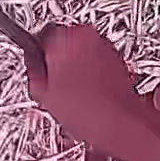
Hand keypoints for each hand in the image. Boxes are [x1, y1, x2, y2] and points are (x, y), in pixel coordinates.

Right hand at [26, 24, 159, 160]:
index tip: (36, 68)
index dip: (37, 55)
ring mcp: (106, 46)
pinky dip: (89, 72)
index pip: (41, 35)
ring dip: (73, 66)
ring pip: (79, 51)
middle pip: (62, 41)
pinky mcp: (118, 59)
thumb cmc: (91, 111)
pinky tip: (87, 95)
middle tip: (52, 83)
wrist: (126, 125)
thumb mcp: (45, 94)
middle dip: (56, 60)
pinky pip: (95, 60)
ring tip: (71, 93)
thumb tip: (33, 65)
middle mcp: (88, 35)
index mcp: (66, 38)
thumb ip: (34, 72)